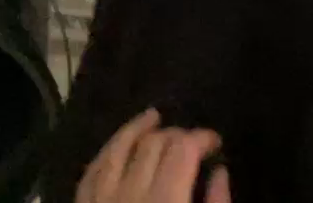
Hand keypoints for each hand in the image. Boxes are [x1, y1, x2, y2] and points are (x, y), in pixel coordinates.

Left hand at [78, 109, 230, 202]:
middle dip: (175, 135)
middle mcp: (131, 190)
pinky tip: (117, 145)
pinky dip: (107, 152)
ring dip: (137, 129)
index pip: (183, 148)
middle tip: (190, 142)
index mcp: (166, 198)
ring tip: (153, 117)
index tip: (215, 142)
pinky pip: (92, 172)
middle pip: (154, 143)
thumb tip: (219, 172)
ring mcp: (101, 199)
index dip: (202, 137)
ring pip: (118, 149)